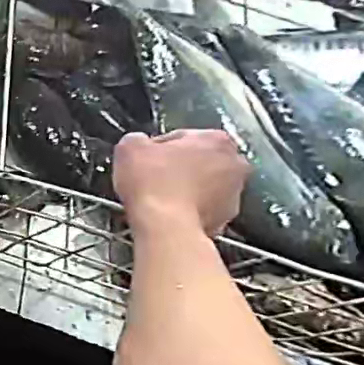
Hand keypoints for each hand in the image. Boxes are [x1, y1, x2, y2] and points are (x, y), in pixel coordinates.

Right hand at [113, 130, 248, 236]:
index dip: (157, 150)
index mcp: (215, 139)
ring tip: (159, 198)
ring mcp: (234, 192)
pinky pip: (203, 208)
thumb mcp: (129, 148)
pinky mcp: (226, 217)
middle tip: (151, 179)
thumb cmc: (153, 185)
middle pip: (197, 160)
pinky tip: (168, 212)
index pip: (180, 138)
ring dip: (184, 189)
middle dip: (176, 168)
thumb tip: (138, 144)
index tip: (144, 162)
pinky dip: (188, 209)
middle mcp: (234, 163)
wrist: (165, 226)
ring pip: (203, 184)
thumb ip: (136, 139)